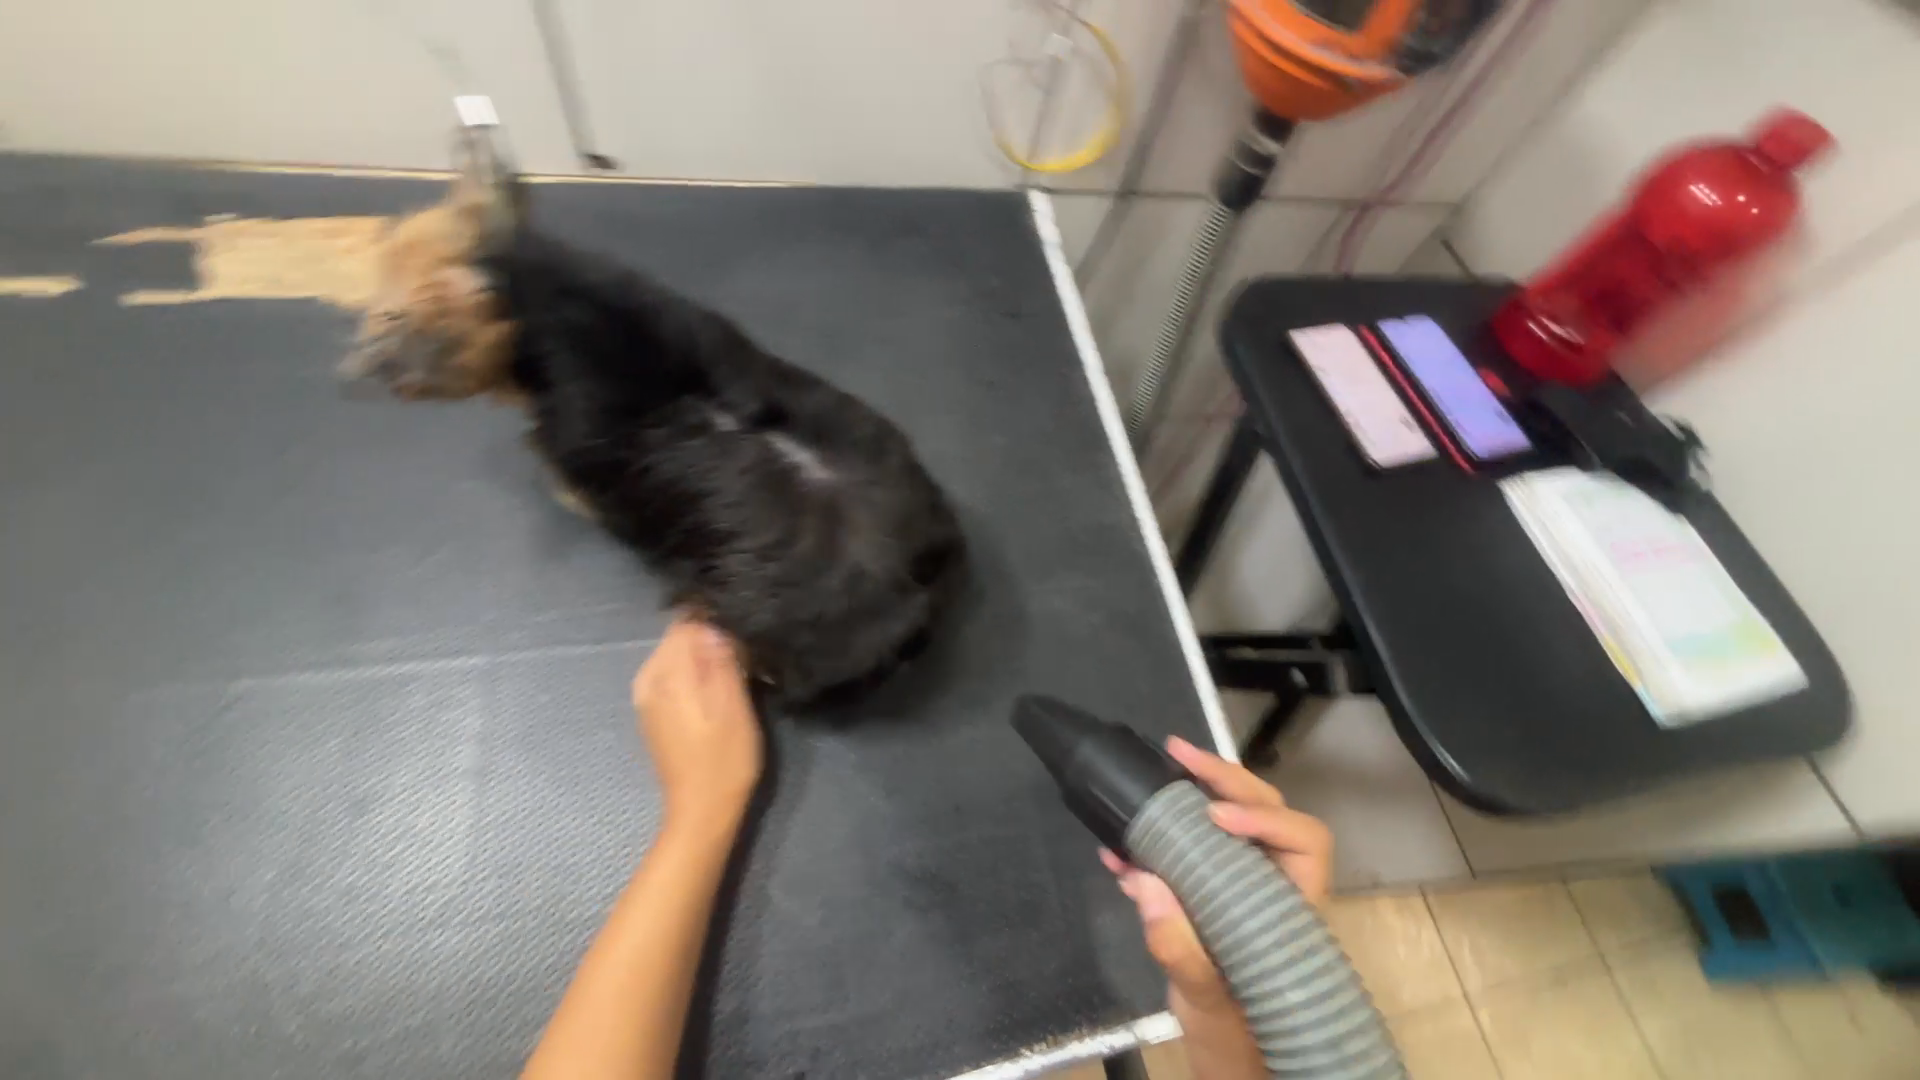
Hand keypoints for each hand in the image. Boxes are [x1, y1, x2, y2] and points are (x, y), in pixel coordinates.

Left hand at [631, 617, 764, 837]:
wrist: (702, 810)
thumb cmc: (725, 759)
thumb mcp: (733, 706)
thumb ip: (720, 660)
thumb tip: (715, 625)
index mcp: (665, 674)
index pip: (688, 621)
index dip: (719, 623)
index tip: (744, 639)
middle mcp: (648, 678)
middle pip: (681, 635)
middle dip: (713, 637)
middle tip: (746, 657)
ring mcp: (648, 695)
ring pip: (679, 653)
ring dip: (707, 655)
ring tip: (737, 671)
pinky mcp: (655, 710)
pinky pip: (675, 672)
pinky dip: (697, 672)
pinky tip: (720, 689)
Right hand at [1100, 737, 1332, 1063]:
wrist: (1231, 1069)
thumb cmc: (1237, 1041)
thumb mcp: (1209, 1003)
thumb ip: (1182, 949)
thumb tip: (1143, 881)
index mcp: (1294, 910)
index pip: (1303, 842)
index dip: (1263, 818)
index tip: (1215, 815)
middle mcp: (1274, 888)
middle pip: (1267, 812)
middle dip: (1225, 777)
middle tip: (1177, 753)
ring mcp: (1242, 889)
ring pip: (1231, 824)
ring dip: (1195, 791)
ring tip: (1161, 766)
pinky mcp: (1208, 898)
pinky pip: (1189, 855)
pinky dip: (1157, 841)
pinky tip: (1119, 848)